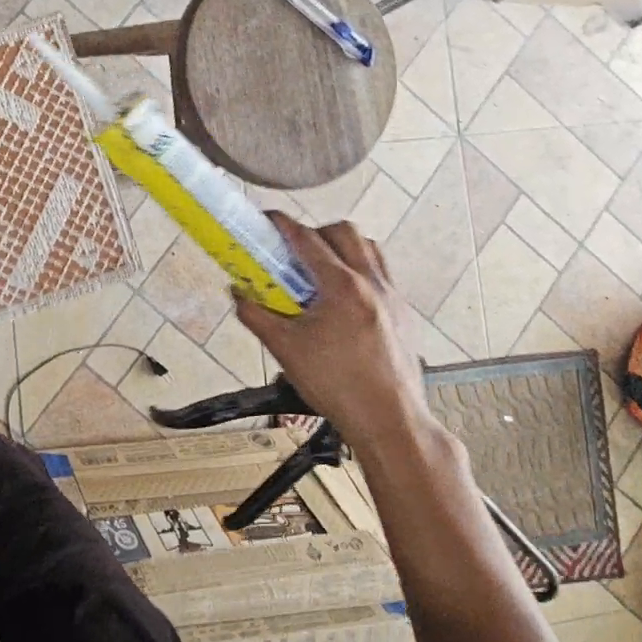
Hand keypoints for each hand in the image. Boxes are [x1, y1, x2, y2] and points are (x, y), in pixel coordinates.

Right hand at [231, 212, 435, 448]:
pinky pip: (382, 274)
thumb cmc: (336, 386)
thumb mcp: (284, 349)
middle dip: (314, 232)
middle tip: (292, 251)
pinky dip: (359, 271)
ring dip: (342, 248)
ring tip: (319, 270)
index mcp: (341, 287)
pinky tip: (342, 300)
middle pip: (343, 231)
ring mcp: (393, 297)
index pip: (306, 238)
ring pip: (369, 248)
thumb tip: (237, 293)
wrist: (390, 421)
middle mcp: (371, 284)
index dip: (281, 224)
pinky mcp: (405, 315)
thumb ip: (255, 314)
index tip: (265, 220)